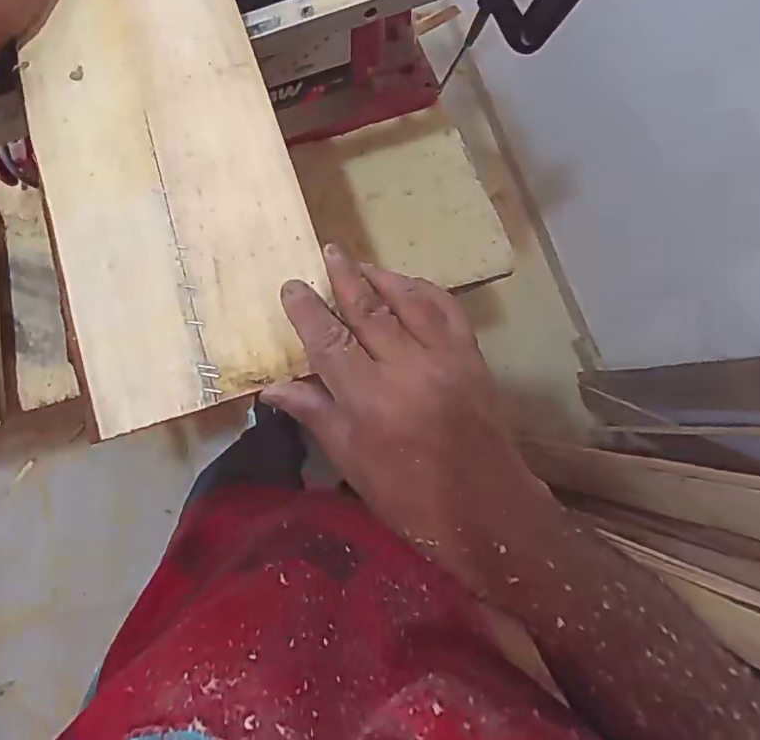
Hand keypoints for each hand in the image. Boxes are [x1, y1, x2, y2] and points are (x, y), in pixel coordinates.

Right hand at [263, 244, 557, 596]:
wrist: (487, 507)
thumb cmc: (411, 497)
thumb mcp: (354, 464)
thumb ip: (317, 414)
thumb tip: (273, 386)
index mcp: (371, 400)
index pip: (329, 341)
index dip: (307, 311)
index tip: (292, 286)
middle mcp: (407, 368)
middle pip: (368, 310)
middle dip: (345, 278)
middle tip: (328, 251)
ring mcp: (445, 357)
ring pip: (409, 301)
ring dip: (382, 277)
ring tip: (360, 262)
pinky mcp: (471, 355)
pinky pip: (447, 309)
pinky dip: (426, 291)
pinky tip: (410, 284)